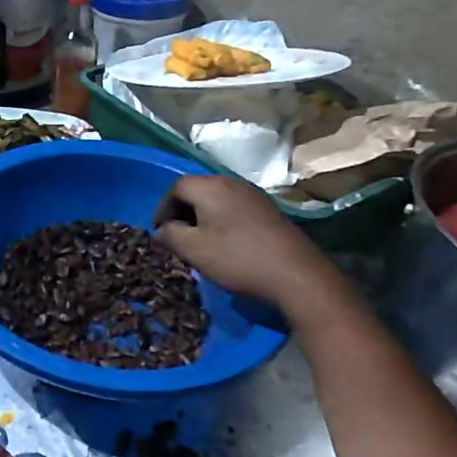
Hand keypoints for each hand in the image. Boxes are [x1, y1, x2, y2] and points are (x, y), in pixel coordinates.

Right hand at [154, 175, 356, 326]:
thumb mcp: (194, 250)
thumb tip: (161, 230)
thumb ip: (170, 235)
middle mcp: (232, 183)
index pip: (176, 187)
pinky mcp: (268, 210)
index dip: (163, 208)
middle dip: (182, 212)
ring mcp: (254, 195)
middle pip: (198, 190)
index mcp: (211, 187)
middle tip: (177, 237)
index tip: (160, 231)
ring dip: (203, 217)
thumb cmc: (238, 258)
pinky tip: (226, 244)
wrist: (296, 274)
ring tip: (199, 243)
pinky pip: (234, 208)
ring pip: (217, 199)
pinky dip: (222, 221)